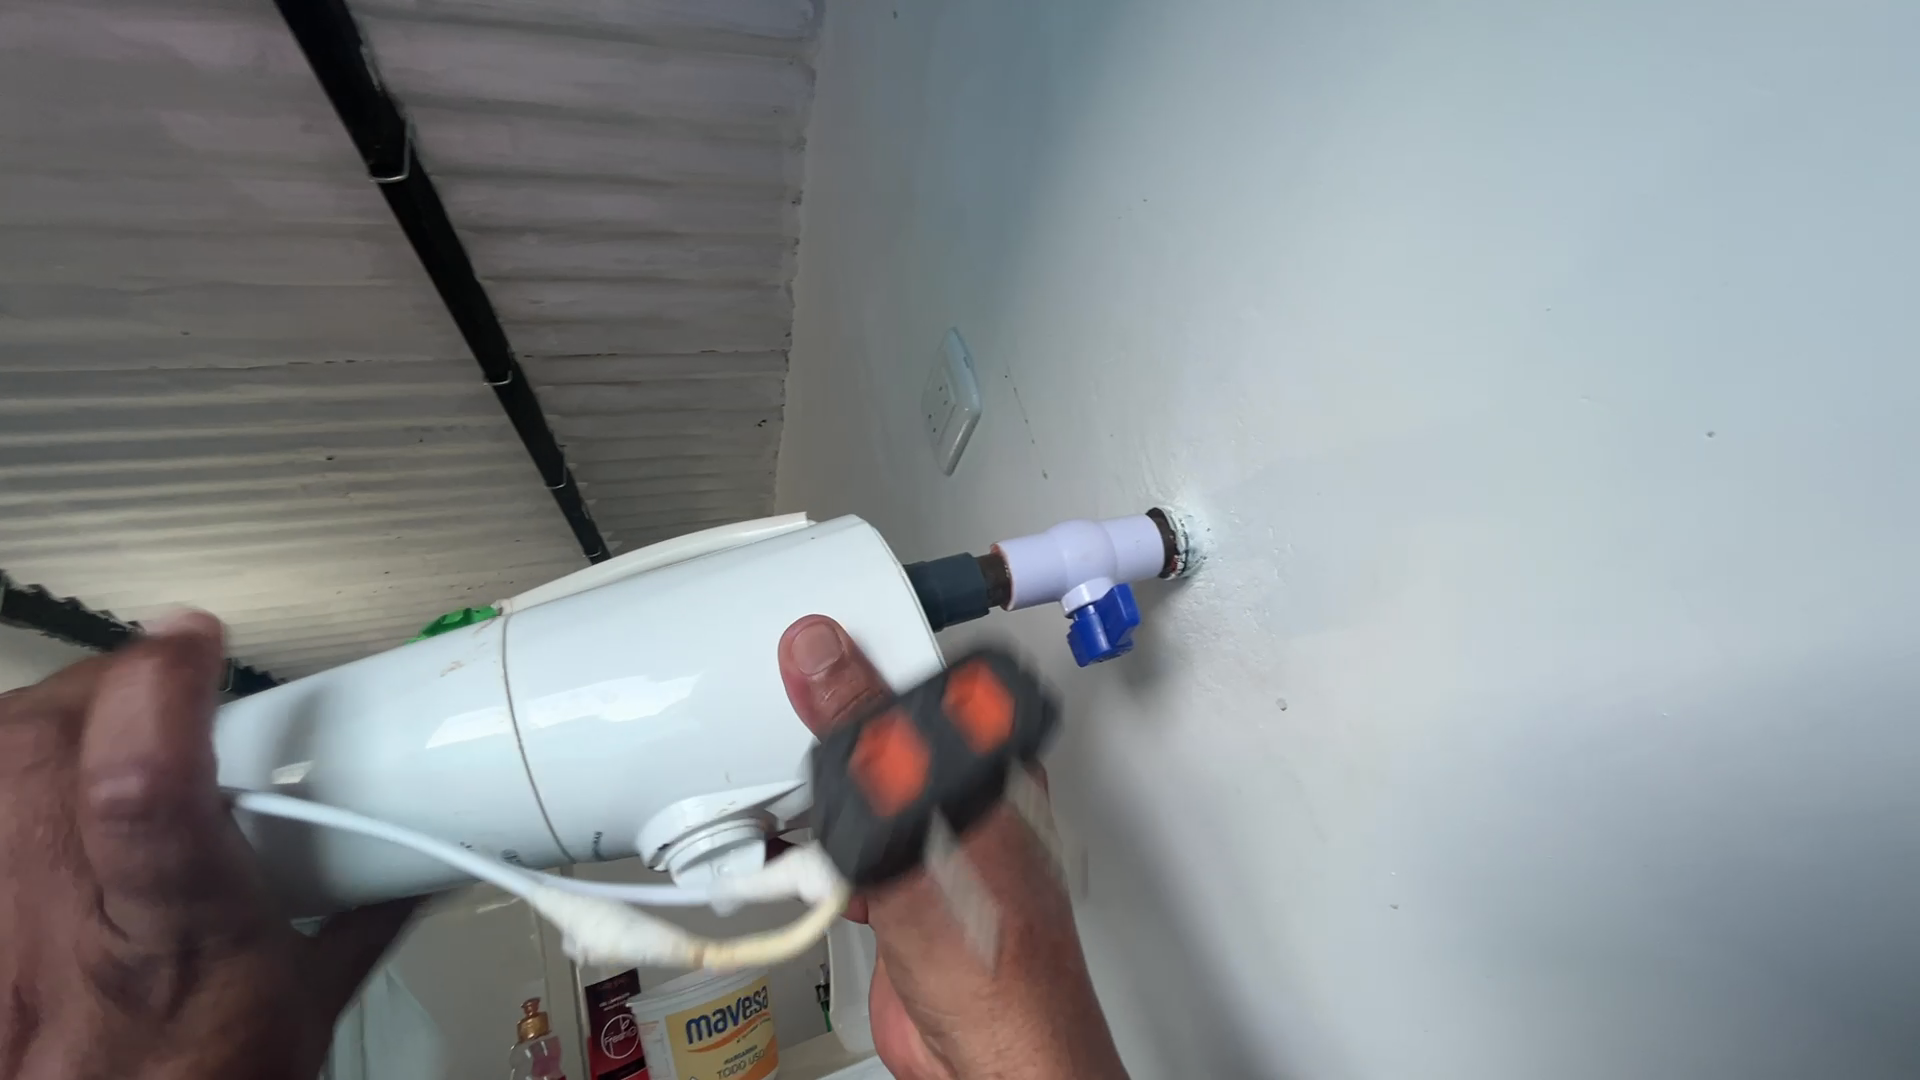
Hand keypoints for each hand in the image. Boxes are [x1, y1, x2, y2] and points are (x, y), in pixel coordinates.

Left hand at [0, 612, 414, 1078]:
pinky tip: (39, 780)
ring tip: (94, 710)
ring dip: (33, 719)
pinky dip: (7, 774)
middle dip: (91, 679)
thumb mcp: (311, 1003)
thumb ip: (369, 916)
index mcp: (179, 931)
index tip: (196, 635)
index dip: (159, 691)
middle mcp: (56, 926)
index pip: (141, 791)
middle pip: (23, 753)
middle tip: (154, 669)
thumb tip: (428, 859)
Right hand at [778, 616, 1128, 1079]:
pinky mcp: (902, 883)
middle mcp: (962, 790)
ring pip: (861, 787)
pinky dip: (813, 849)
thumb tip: (826, 656)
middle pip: (884, 729)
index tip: (808, 643)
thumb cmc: (993, 955)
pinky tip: (788, 854)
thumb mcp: (913, 827)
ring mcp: (930, 837)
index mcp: (986, 758)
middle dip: (831, 725)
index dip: (865, 654)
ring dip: (817, 791)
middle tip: (781, 701)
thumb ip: (867, 740)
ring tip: (775, 777)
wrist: (991, 1063)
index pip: (923, 677)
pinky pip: (848, 845)